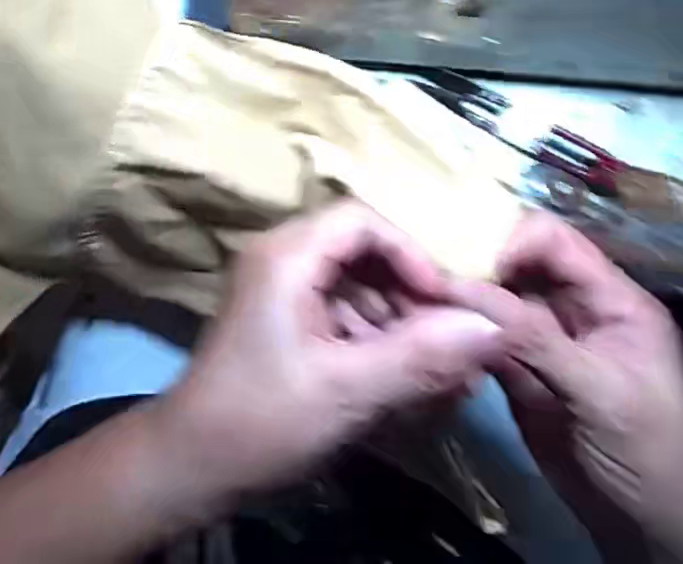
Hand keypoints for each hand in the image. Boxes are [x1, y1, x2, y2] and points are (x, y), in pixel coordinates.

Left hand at [154, 203, 504, 501]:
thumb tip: (492, 325)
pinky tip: (396, 376)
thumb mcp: (349, 390)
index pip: (361, 219)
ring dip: (394, 318)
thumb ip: (421, 355)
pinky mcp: (281, 313)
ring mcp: (278, 284)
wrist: (191, 463)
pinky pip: (338, 306)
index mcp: (287, 254)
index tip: (443, 302)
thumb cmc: (264, 419)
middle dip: (407, 292)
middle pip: (359, 248)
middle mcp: (281, 255)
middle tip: (447, 342)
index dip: (409, 251)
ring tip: (432, 369)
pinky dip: (370, 333)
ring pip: (353, 280)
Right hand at [449, 212, 682, 563]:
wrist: (658, 542)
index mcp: (610, 298)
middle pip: (516, 259)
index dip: (510, 239)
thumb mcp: (603, 394)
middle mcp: (572, 306)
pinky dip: (456, 327)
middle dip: (475, 259)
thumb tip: (463, 290)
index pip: (554, 240)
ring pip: (494, 295)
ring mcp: (542, 337)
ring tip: (418, 291)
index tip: (469, 261)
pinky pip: (481, 333)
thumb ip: (535, 339)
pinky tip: (427, 322)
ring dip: (460, 293)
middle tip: (429, 269)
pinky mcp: (516, 367)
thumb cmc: (654, 459)